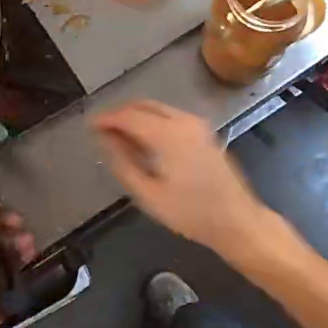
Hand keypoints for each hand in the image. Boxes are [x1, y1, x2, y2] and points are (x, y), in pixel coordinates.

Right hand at [91, 100, 269, 256]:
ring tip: (118, 136)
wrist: (238, 221)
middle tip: (101, 129)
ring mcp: (197, 125)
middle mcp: (184, 121)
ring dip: (136, 117)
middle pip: (143, 106)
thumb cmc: (190, 213)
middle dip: (120, 114)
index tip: (89, 125)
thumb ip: (123, 162)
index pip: (129, 116)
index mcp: (168, 134)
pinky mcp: (204, 133)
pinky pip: (170, 116)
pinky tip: (143, 141)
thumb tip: (104, 140)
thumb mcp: (148, 194)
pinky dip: (152, 121)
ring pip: (157, 109)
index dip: (106, 119)